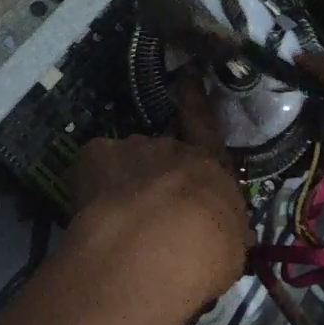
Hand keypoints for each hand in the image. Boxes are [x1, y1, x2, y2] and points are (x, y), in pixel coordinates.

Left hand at [66, 76, 248, 315]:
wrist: (158, 244)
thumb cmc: (207, 249)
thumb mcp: (231, 246)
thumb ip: (223, 229)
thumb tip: (219, 233)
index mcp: (210, 168)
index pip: (205, 127)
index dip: (196, 101)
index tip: (189, 75)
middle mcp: (171, 148)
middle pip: (161, 156)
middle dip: (155, 178)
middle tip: (149, 217)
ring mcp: (131, 147)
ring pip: (126, 162)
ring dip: (123, 183)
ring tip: (119, 223)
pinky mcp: (95, 155)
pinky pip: (93, 167)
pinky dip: (92, 185)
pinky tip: (93, 212)